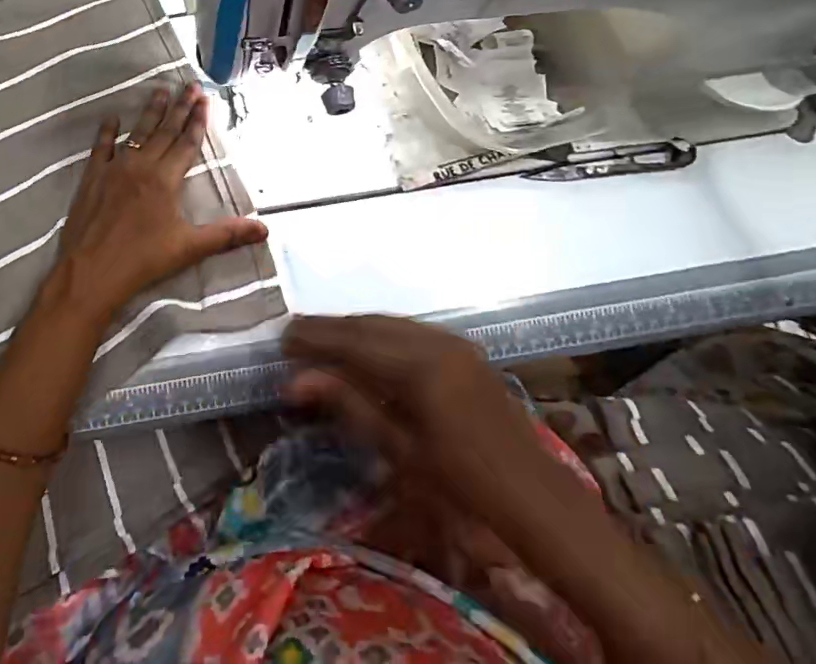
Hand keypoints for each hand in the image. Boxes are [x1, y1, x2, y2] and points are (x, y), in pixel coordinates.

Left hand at [52, 83, 268, 315]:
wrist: (91, 271)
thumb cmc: (142, 260)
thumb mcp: (189, 248)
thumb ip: (226, 235)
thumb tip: (264, 229)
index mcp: (165, 180)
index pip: (186, 144)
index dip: (198, 121)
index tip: (205, 99)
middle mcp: (141, 166)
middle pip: (164, 131)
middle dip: (180, 108)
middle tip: (189, 85)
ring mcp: (113, 169)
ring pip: (136, 134)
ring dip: (149, 112)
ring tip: (160, 91)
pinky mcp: (91, 178)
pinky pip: (101, 148)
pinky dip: (106, 132)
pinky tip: (111, 118)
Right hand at [283, 315, 551, 520]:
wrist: (533, 494)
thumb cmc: (462, 483)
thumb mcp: (399, 448)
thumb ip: (348, 404)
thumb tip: (295, 381)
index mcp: (420, 369)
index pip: (353, 342)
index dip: (315, 338)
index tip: (282, 340)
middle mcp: (437, 343)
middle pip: (369, 325)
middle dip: (329, 328)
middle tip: (294, 336)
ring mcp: (454, 342)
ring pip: (390, 323)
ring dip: (353, 328)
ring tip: (321, 338)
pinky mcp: (465, 348)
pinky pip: (411, 329)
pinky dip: (380, 332)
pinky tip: (365, 345)